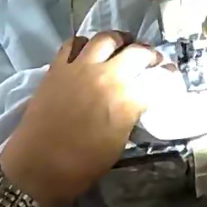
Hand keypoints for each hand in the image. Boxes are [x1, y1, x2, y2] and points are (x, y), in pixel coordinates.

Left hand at [0, 32, 161, 206]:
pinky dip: (86, 43)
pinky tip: (89, 52)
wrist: (37, 167)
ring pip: (107, 38)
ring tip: (123, 47)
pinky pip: (74, 43)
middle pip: (137, 52)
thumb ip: (130, 114)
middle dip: (150, 55)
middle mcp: (107, 76)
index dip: (167, 77)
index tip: (170, 77)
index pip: (157, 79)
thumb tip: (137, 100)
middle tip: (152, 61)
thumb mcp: (118, 143)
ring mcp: (80, 67)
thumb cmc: (81, 165)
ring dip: (120, 41)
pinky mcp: (57, 67)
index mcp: (126, 99)